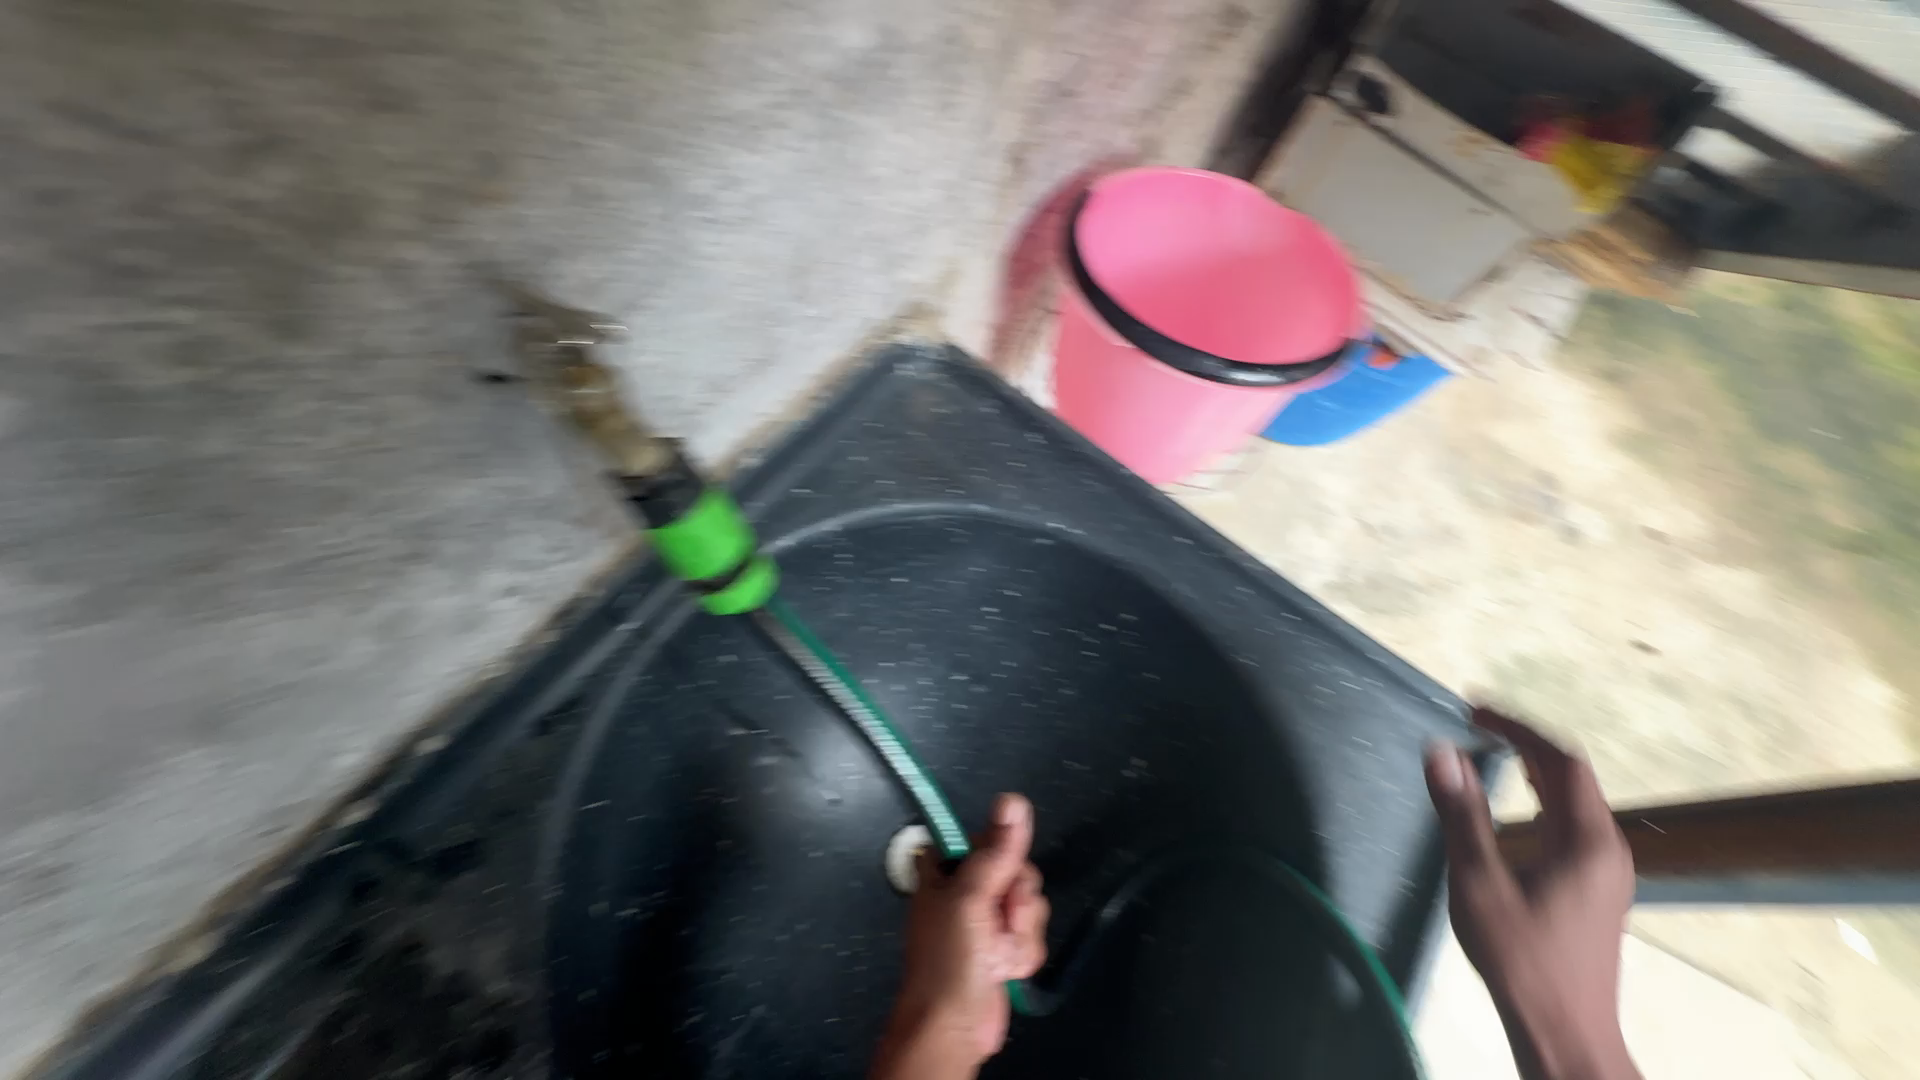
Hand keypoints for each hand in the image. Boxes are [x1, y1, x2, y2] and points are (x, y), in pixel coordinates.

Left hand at [870, 793, 1049, 1079]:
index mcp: (946, 868)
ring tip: (998, 954)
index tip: (999, 871)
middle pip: (1017, 869)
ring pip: (1029, 903)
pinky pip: (1032, 933)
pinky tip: (1006, 969)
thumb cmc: (949, 959)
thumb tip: (1014, 799)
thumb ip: (997, 850)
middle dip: (1017, 900)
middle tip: (1000, 918)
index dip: (999, 852)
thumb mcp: (970, 898)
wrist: (952, 1028)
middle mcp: (967, 888)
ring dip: (1021, 933)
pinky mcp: (1004, 947)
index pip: (986, 838)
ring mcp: (987, 919)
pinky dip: (1024, 953)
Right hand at [1425, 707, 1640, 1079]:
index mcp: (1587, 839)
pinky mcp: (1595, 886)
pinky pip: (1570, 821)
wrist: (1563, 1029)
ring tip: (1487, 752)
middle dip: (1523, 742)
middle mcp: (1607, 847)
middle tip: (1474, 725)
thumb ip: (1461, 812)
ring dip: (1531, 768)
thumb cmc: (1519, 953)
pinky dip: (1538, 796)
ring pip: (1572, 799)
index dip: (1517, 728)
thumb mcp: (1478, 879)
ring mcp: (1606, 870)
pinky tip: (1511, 806)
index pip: (1560, 760)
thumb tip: (1440, 751)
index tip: (1472, 711)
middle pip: (1570, 775)